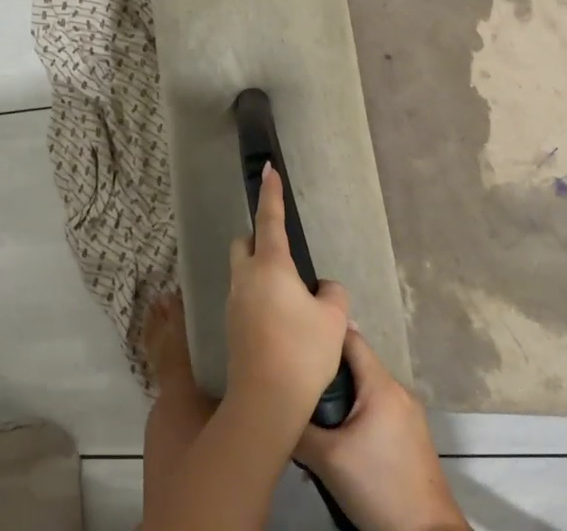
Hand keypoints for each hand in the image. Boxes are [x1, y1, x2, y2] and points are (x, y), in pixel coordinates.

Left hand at [224, 165, 351, 423]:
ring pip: (244, 273)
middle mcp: (244, 276)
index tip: (267, 170)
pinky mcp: (231, 323)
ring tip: (294, 302)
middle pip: (246, 244)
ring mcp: (233, 300)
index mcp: (269, 265)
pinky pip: (245, 298)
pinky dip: (261, 299)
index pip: (270, 219)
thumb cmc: (303, 351)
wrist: (267, 397)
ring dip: (262, 275)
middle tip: (288, 260)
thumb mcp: (334, 320)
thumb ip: (332, 295)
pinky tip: (283, 326)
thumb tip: (322, 290)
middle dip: (261, 242)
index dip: (271, 194)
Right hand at [296, 325, 467, 530]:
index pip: (348, 337)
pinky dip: (350, 412)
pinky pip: (371, 408)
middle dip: (321, 369)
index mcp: (382, 387)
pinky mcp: (408, 435)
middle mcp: (398, 392)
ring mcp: (406, 414)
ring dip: (334, 395)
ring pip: (361, 388)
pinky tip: (329, 433)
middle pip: (352, 363)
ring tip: (303, 407)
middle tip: (288, 374)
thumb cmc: (378, 487)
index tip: (290, 333)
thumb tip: (271, 407)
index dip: (319, 331)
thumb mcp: (326, 457)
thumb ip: (297, 426)